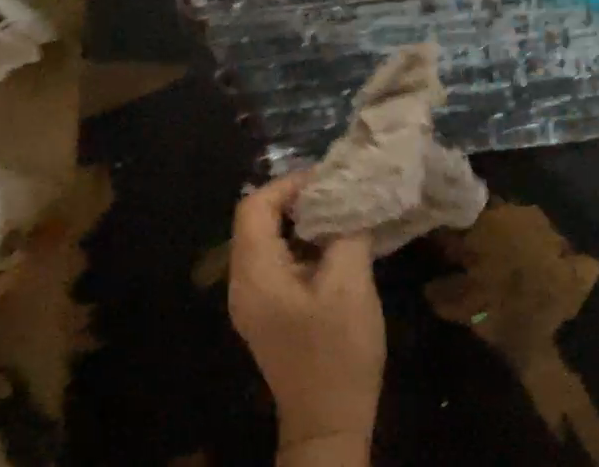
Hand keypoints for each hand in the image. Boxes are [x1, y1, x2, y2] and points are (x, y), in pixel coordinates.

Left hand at [229, 171, 385, 463]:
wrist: (329, 419)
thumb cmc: (337, 349)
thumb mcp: (349, 283)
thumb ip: (346, 233)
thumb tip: (353, 198)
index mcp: (254, 274)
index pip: (255, 207)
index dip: (291, 184)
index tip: (333, 178)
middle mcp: (245, 284)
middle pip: (260, 221)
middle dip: (302, 198)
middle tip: (345, 189)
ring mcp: (258, 300)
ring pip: (274, 240)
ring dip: (308, 221)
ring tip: (349, 210)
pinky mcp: (275, 312)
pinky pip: (284, 262)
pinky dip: (310, 243)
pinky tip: (344, 243)